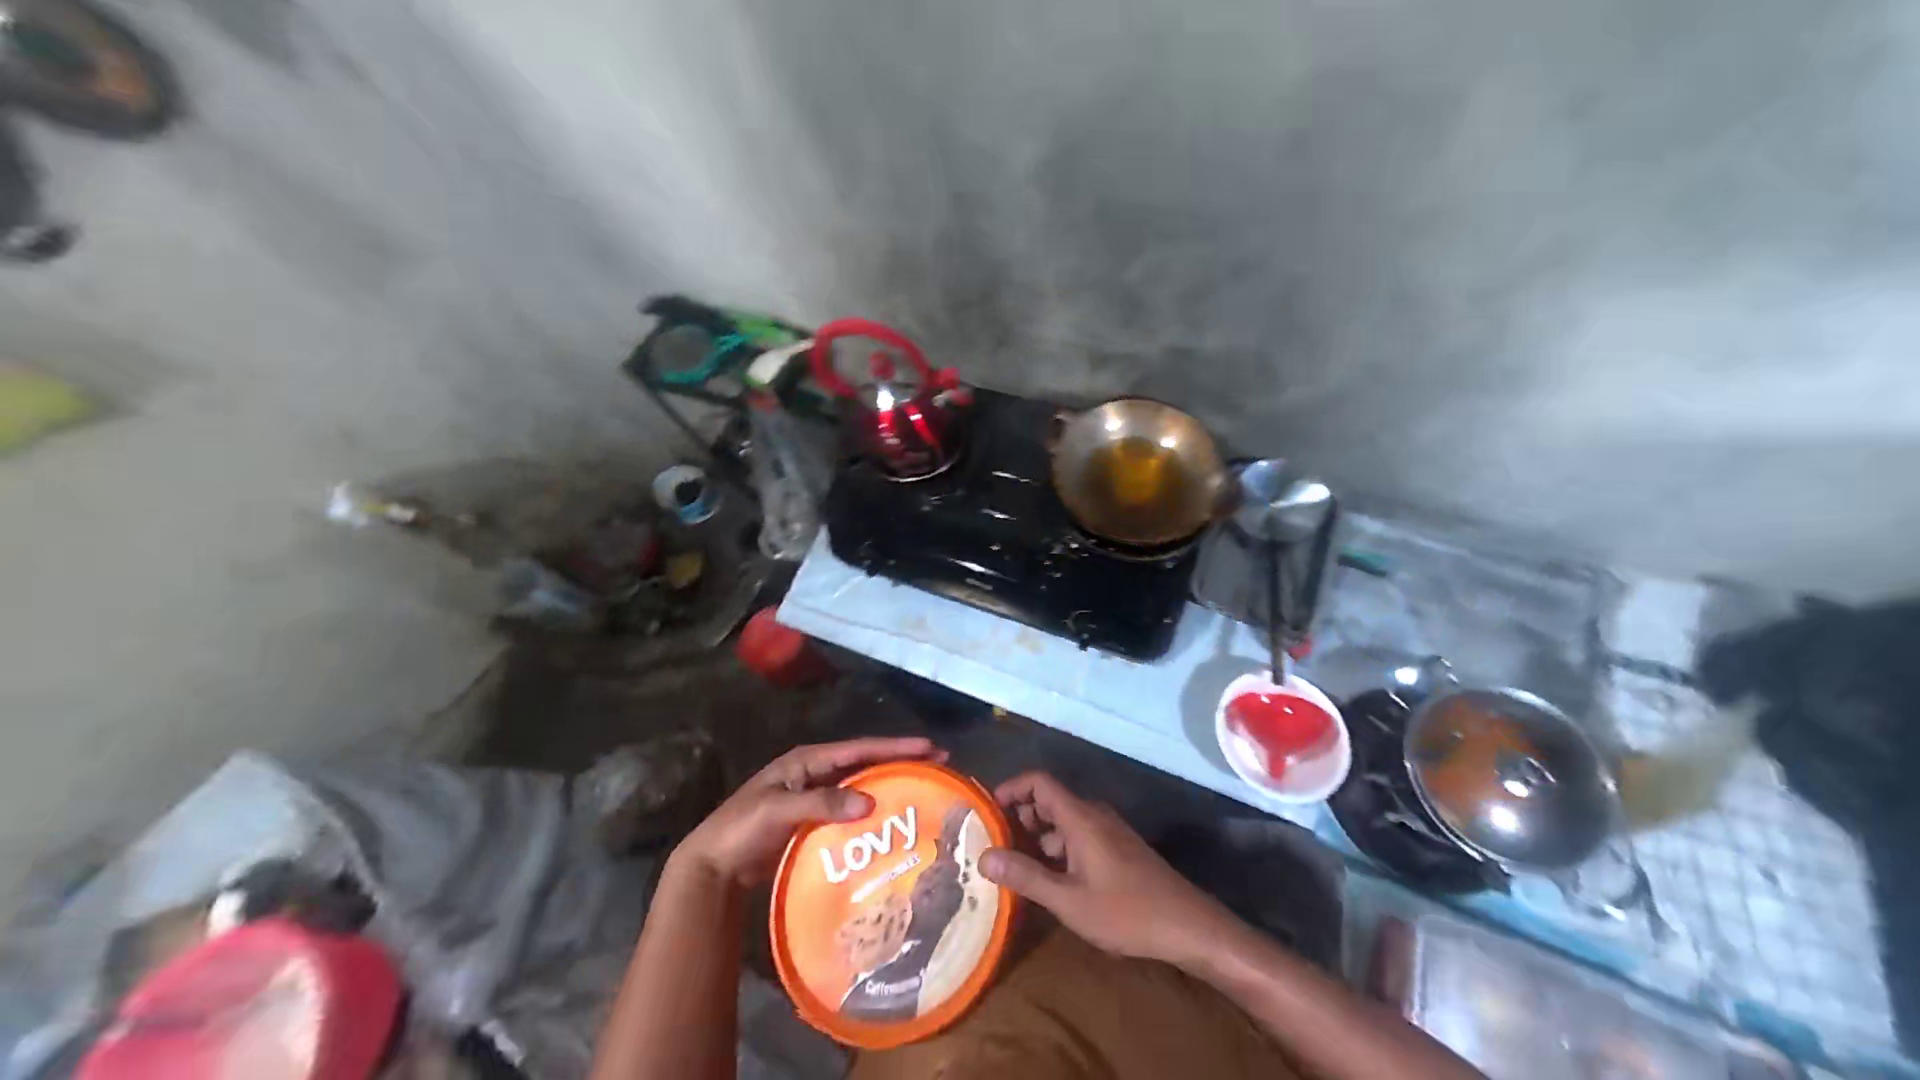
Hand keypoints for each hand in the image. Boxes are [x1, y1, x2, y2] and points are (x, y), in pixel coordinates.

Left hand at [672, 737, 944, 887]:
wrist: (713, 867)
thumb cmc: (741, 830)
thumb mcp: (779, 811)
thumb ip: (822, 804)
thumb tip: (870, 802)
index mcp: (807, 761)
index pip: (858, 749)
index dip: (893, 746)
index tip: (928, 746)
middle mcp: (815, 774)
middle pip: (865, 764)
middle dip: (899, 762)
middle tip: (937, 766)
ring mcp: (815, 799)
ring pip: (860, 788)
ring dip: (888, 787)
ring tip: (923, 791)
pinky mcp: (814, 824)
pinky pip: (850, 813)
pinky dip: (871, 814)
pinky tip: (891, 825)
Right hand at [980, 771, 1237, 965]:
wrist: (1187, 926)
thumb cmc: (1126, 911)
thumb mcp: (1068, 900)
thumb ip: (1025, 876)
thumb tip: (983, 857)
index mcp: (1080, 817)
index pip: (1039, 782)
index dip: (1011, 788)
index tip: (988, 811)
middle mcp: (1093, 815)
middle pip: (1048, 800)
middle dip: (1019, 818)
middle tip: (994, 845)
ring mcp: (1107, 831)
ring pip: (1062, 822)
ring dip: (1037, 838)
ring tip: (1014, 867)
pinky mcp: (1116, 848)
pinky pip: (1077, 836)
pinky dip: (1056, 848)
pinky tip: (1049, 880)